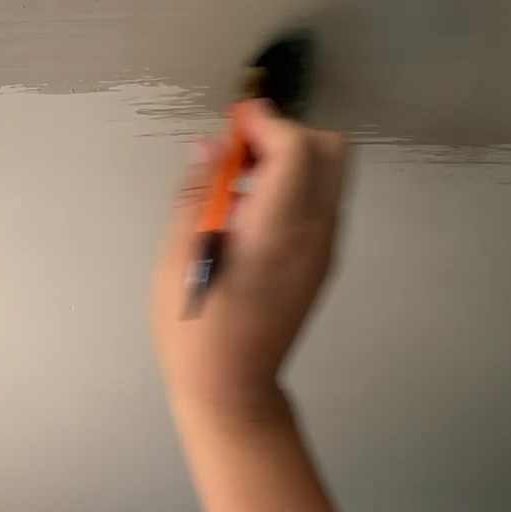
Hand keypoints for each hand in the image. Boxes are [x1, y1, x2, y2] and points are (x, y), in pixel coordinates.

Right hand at [152, 101, 350, 423]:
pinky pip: (319, 204)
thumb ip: (198, 195)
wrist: (231, 387)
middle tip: (238, 156)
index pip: (296, 148)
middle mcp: (315, 233)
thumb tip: (210, 149)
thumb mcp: (180, 257)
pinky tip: (249, 217)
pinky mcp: (320, 264)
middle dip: (286, 136)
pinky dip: (293, 189)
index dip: (265, 124)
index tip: (231, 125)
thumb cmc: (195, 326)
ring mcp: (324, 251)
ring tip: (237, 187)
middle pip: (330, 151)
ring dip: (290, 161)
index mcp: (278, 229)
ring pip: (330, 175)